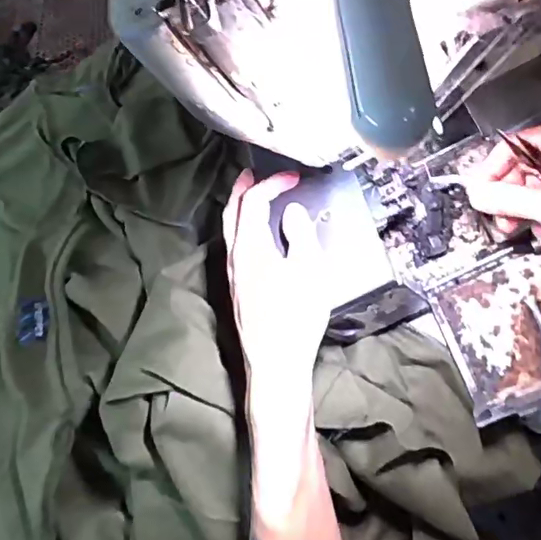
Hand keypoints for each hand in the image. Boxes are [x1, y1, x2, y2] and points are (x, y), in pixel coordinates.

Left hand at [223, 170, 329, 410]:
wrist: (276, 364)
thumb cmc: (294, 316)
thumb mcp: (309, 267)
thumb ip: (299, 233)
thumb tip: (290, 212)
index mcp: (250, 246)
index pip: (254, 201)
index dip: (273, 183)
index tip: (293, 177)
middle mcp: (235, 256)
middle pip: (233, 212)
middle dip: (243, 190)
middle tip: (252, 175)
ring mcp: (234, 274)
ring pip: (231, 230)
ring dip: (241, 208)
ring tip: (252, 199)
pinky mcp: (239, 290)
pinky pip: (236, 245)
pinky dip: (244, 228)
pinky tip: (257, 236)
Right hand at [458, 115, 540, 266]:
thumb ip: (510, 199)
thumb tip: (474, 194)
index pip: (508, 147)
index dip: (490, 174)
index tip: (480, 200)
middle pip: (520, 168)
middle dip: (513, 200)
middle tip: (506, 226)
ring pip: (535, 186)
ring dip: (531, 214)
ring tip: (538, 237)